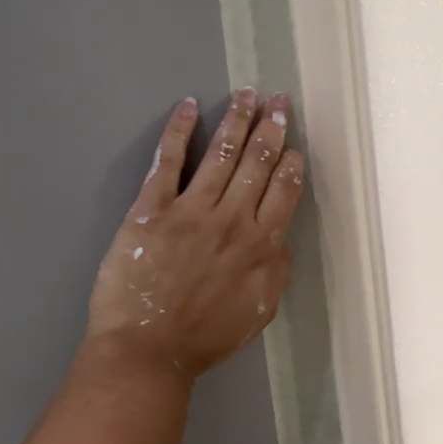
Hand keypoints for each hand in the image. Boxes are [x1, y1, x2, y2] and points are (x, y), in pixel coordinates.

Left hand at [85, 89, 304, 379]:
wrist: (147, 349)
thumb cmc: (205, 338)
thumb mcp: (259, 312)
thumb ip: (276, 271)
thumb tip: (281, 239)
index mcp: (261, 245)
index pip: (284, 191)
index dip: (292, 162)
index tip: (295, 143)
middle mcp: (232, 219)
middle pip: (258, 163)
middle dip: (271, 127)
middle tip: (279, 100)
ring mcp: (191, 209)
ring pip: (222, 154)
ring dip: (237, 120)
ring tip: (246, 94)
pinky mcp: (152, 208)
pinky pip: (169, 161)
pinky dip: (180, 131)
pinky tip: (189, 107)